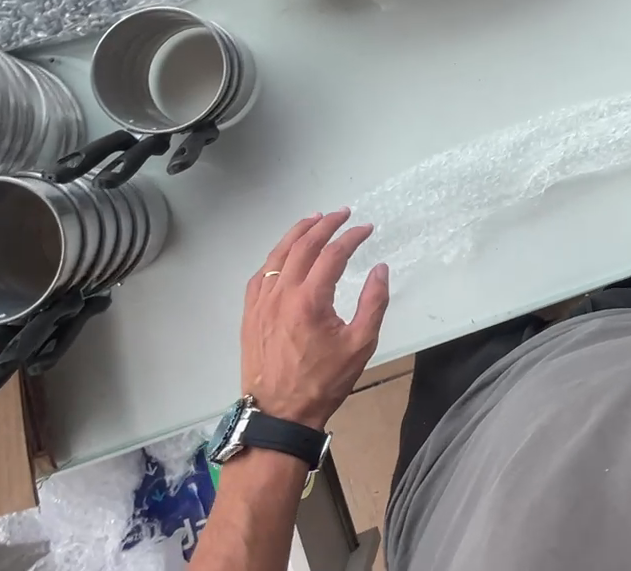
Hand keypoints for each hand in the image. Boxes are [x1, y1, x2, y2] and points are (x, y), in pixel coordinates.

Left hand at [240, 210, 388, 430]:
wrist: (279, 415)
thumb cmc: (323, 381)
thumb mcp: (360, 344)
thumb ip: (374, 302)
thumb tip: (380, 269)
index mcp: (310, 300)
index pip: (333, 254)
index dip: (352, 236)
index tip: (367, 228)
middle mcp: (282, 294)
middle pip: (303, 246)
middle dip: (325, 224)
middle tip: (343, 214)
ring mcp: (261, 303)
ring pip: (278, 255)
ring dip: (298, 233)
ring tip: (314, 220)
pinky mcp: (250, 315)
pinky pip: (260, 275)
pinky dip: (275, 257)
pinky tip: (284, 254)